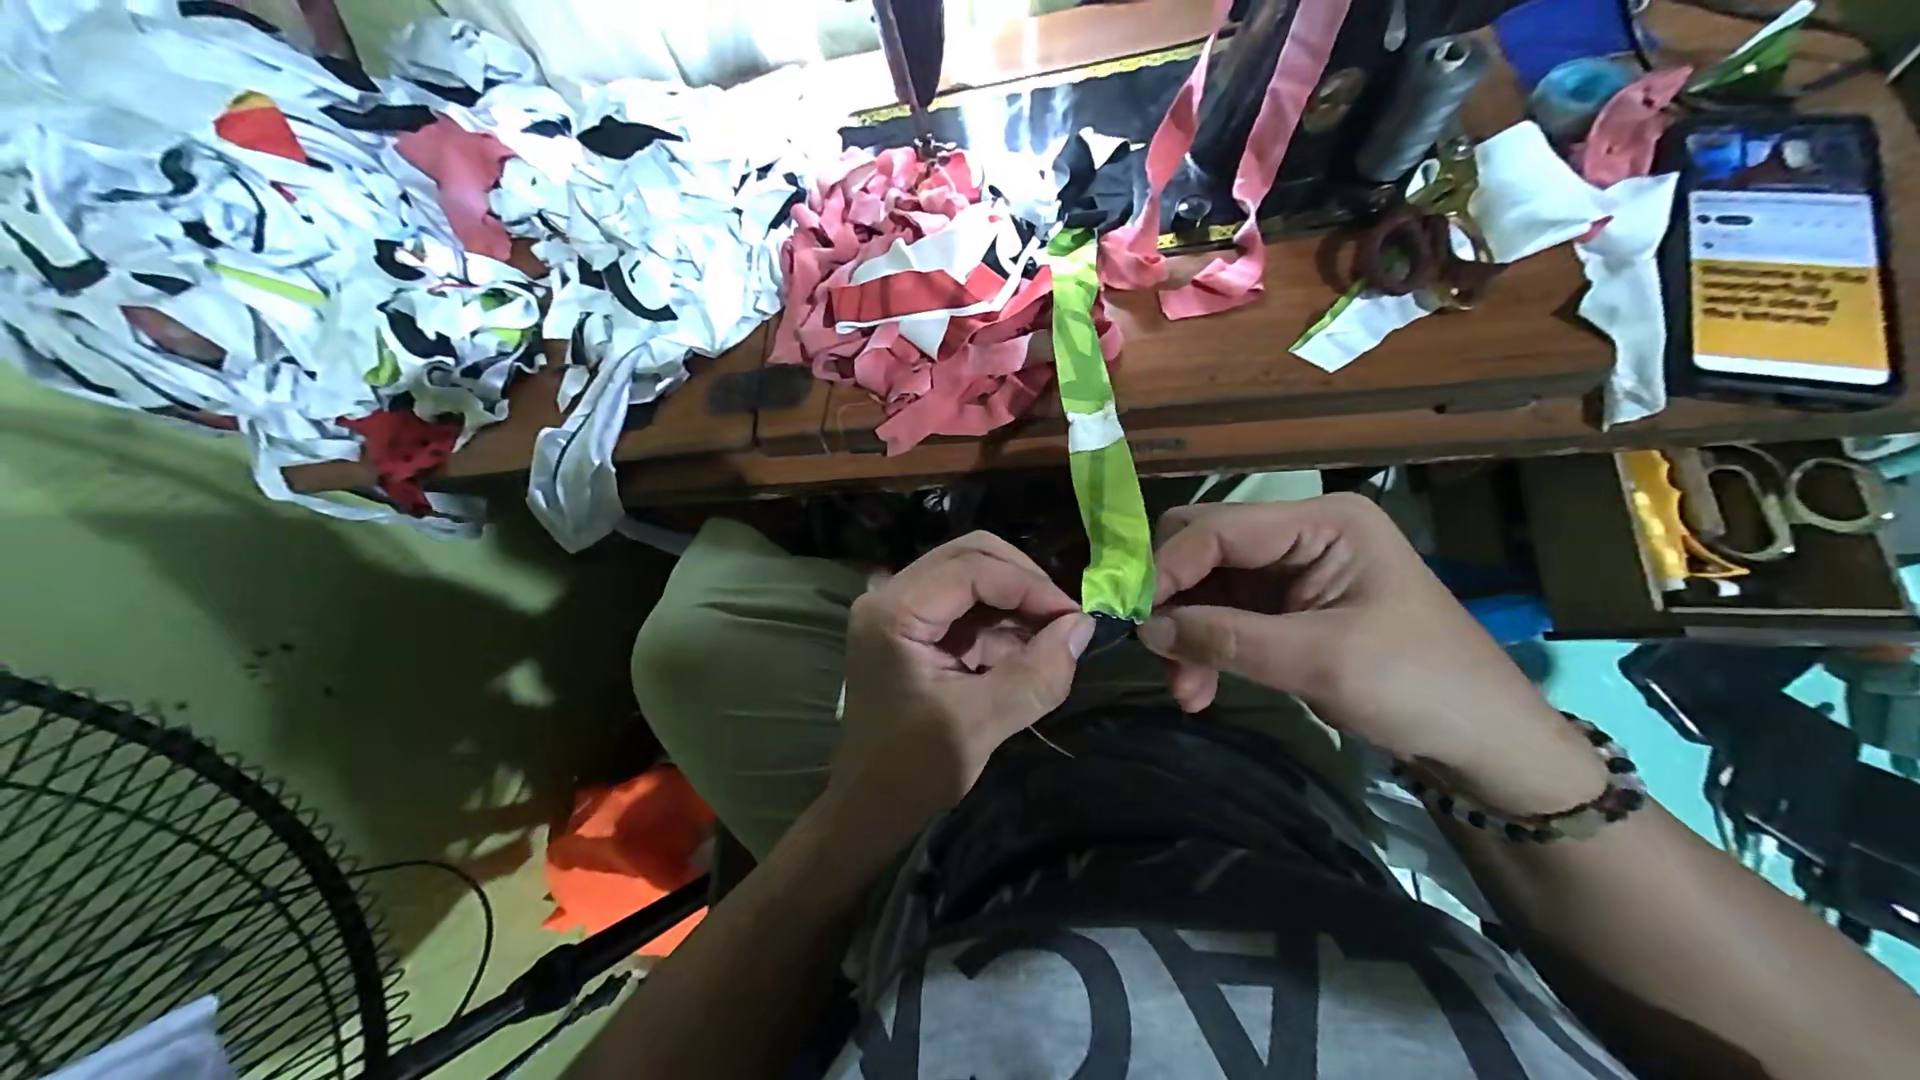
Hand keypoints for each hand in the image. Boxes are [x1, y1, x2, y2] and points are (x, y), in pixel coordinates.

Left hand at [834, 531, 1095, 825]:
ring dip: (1016, 603)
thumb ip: (1036, 674)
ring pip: (972, 577)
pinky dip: (1003, 623)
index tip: (1073, 618)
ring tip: (1053, 638)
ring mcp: (901, 610)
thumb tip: (1083, 627)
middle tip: (1063, 618)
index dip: (1028, 586)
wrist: (870, 806)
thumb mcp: (980, 723)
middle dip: (1023, 582)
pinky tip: (1029, 650)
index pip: (971, 568)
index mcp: (893, 611)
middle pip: (970, 556)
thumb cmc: (912, 770)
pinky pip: (968, 607)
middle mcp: (891, 596)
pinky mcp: (916, 629)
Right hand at [1139, 495, 1605, 816]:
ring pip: (1203, 586)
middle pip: (1202, 548)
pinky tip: (1198, 688)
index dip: (1166, 567)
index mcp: (1322, 523)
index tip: (1130, 614)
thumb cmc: (1419, 686)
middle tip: (1156, 651)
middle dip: (1172, 600)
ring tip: (1184, 690)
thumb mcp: (1317, 660)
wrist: (1483, 742)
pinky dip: (1203, 648)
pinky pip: (1221, 616)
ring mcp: (1288, 570)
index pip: (1218, 529)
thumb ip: (1223, 637)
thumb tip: (1143, 628)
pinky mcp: (1282, 606)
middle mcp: (1298, 534)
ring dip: (1184, 633)